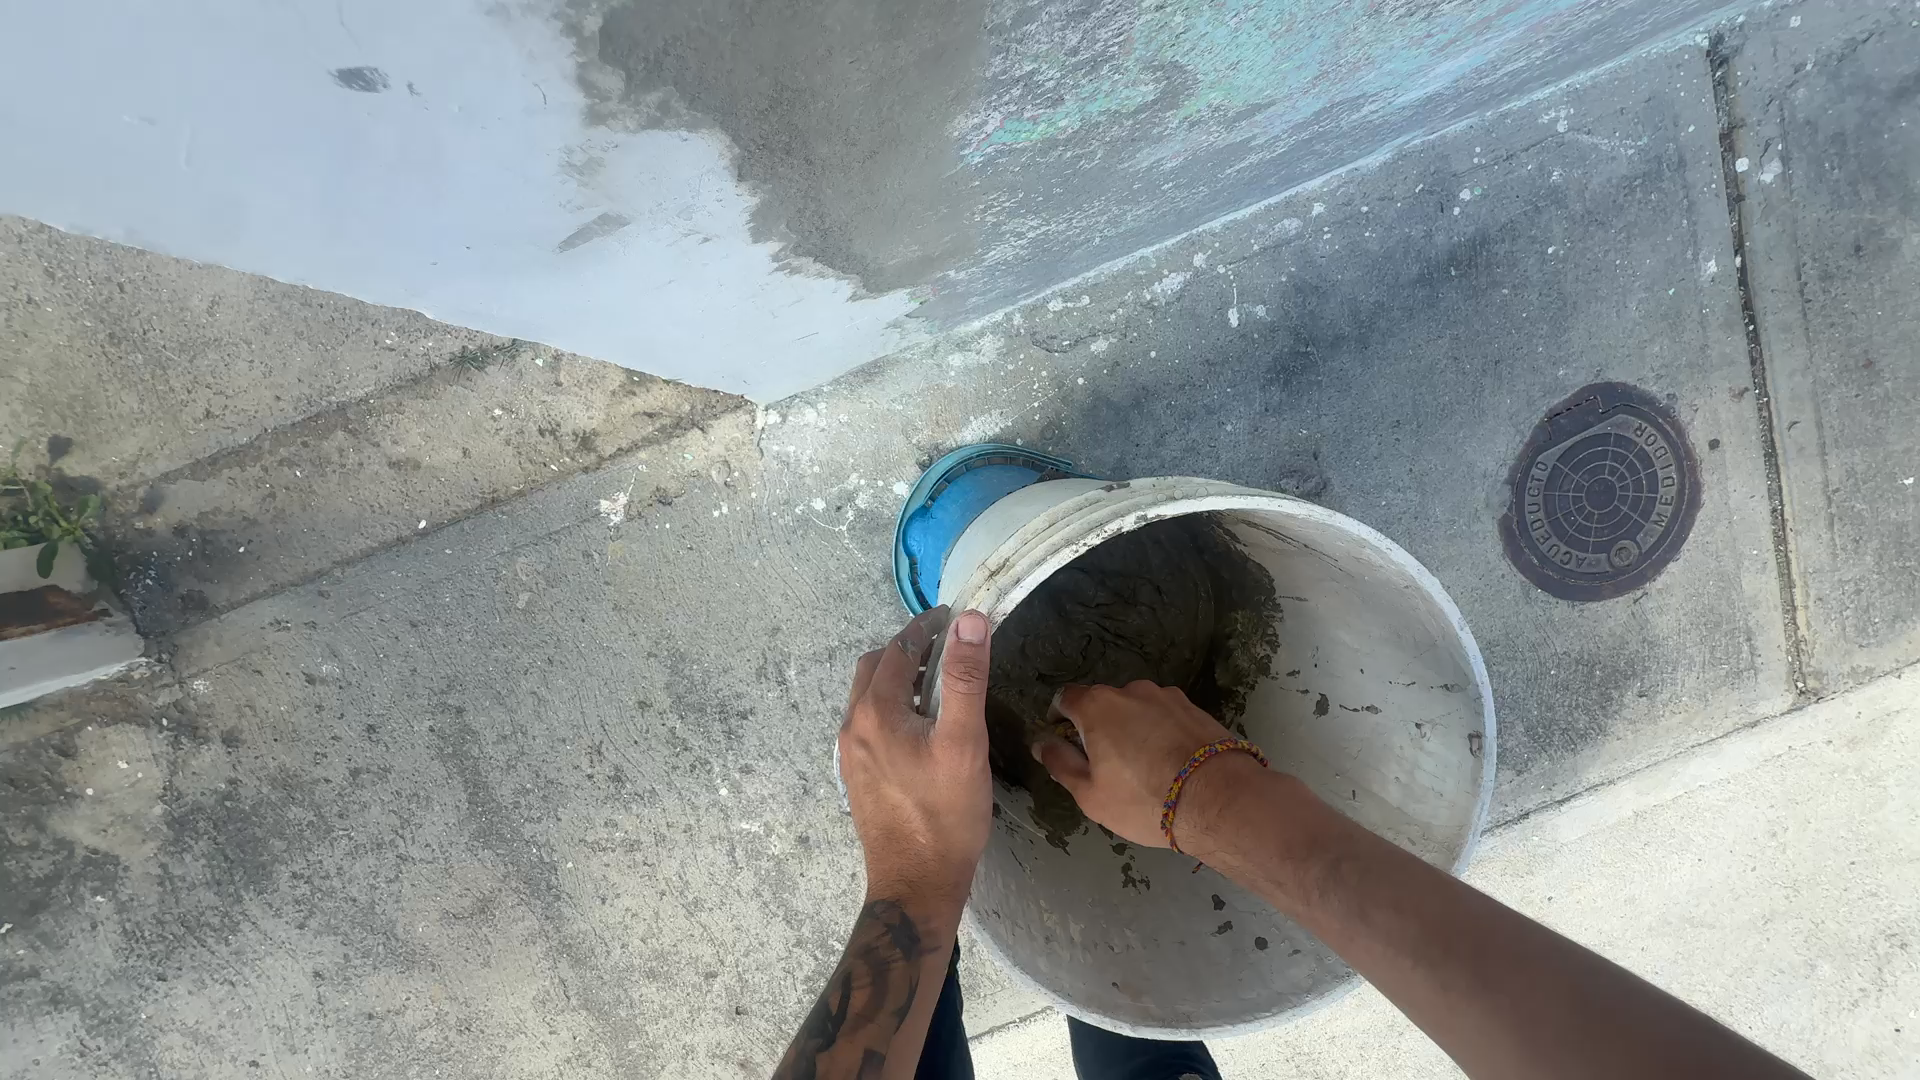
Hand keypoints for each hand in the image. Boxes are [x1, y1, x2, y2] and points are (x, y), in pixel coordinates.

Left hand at [838, 606, 993, 908]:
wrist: (916, 884)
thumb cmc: (945, 813)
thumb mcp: (963, 741)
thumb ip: (965, 678)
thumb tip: (970, 620)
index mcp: (875, 711)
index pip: (898, 648)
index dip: (926, 627)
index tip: (954, 617)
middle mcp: (853, 725)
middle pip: (875, 667)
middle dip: (908, 649)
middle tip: (947, 648)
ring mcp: (850, 753)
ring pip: (869, 695)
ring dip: (898, 677)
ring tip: (938, 682)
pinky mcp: (856, 775)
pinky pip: (870, 721)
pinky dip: (891, 704)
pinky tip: (920, 725)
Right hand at [1031, 681, 1237, 847]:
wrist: (1220, 799)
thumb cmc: (1144, 800)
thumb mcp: (1090, 794)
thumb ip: (1060, 763)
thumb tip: (1042, 742)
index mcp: (1097, 705)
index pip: (1065, 697)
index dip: (1058, 718)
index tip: (1063, 742)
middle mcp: (1129, 690)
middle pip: (1102, 703)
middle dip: (1097, 727)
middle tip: (1106, 764)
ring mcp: (1165, 695)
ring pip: (1136, 709)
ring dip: (1131, 728)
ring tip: (1145, 766)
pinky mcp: (1194, 707)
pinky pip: (1164, 716)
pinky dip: (1160, 732)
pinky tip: (1171, 762)